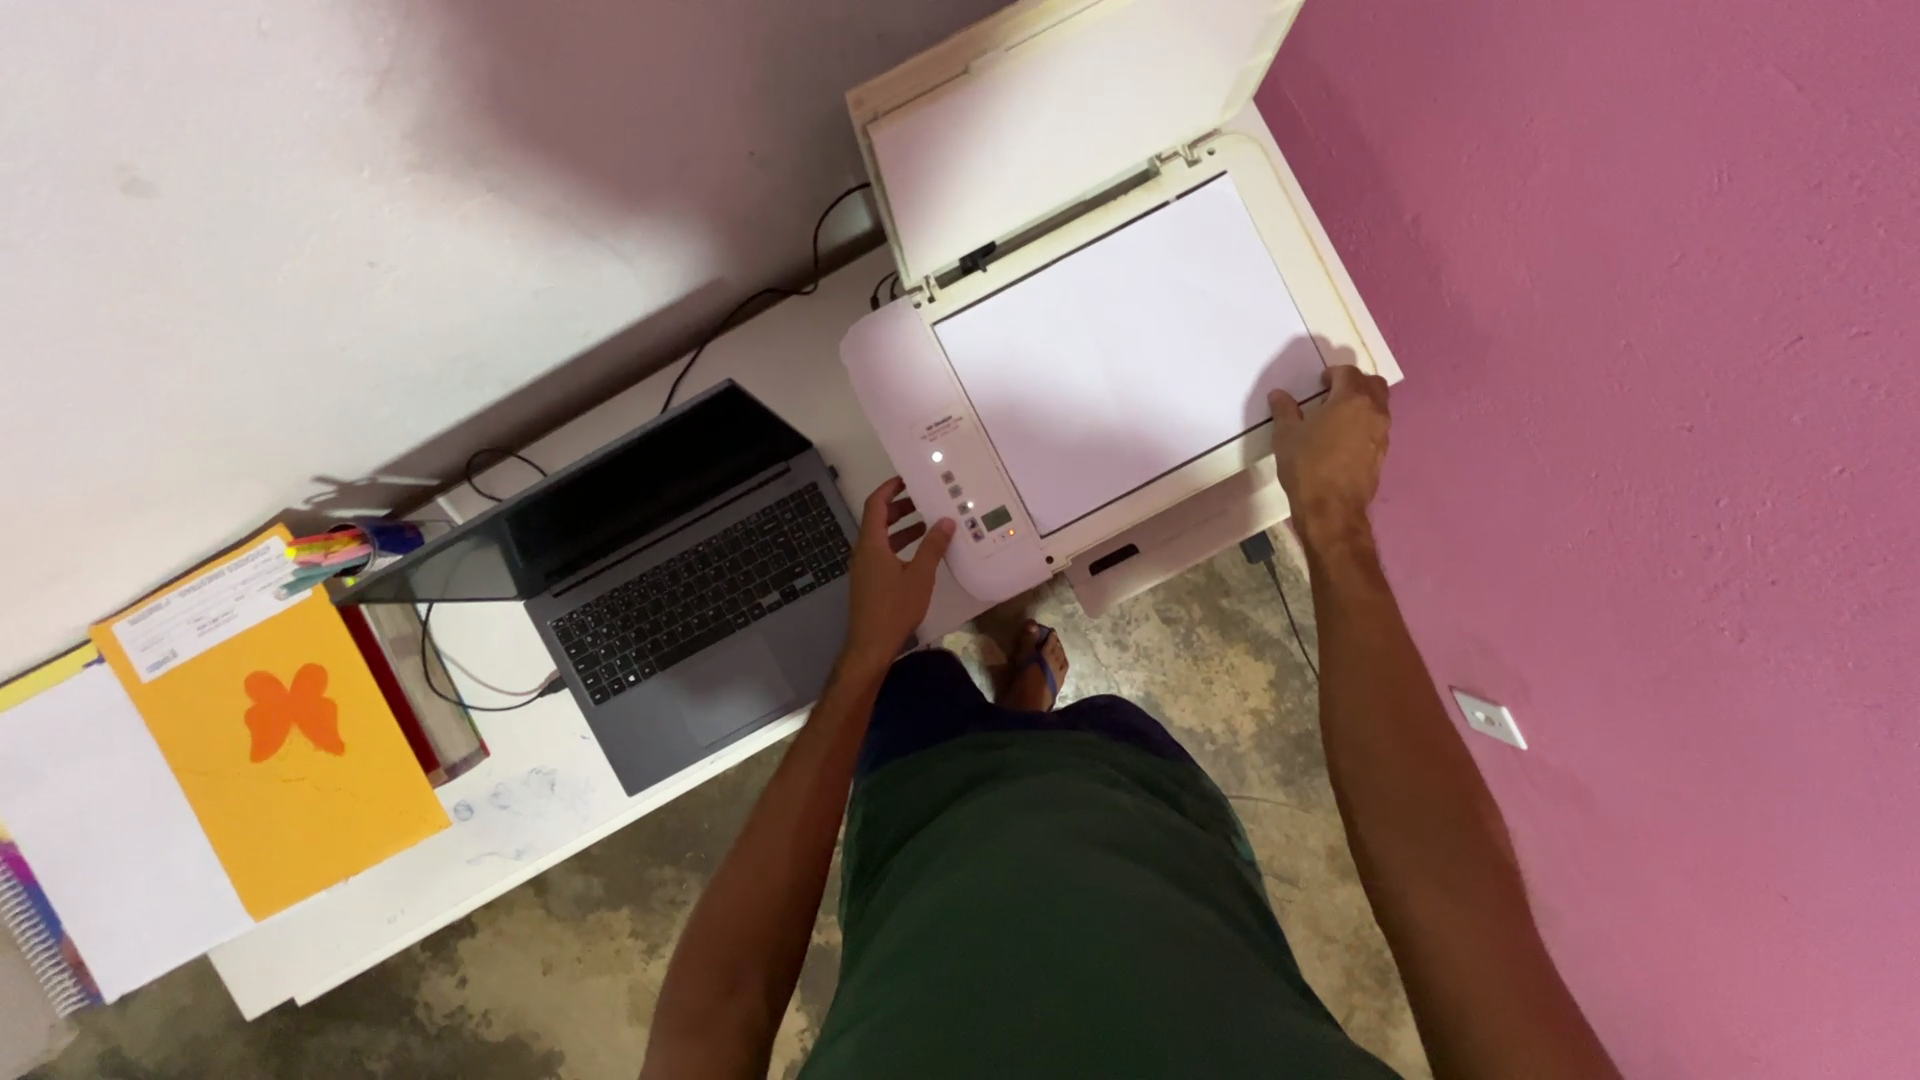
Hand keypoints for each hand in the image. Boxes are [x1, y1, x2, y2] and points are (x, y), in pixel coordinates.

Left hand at [842, 478, 954, 670]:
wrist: (872, 644)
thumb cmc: (895, 607)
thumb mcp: (920, 575)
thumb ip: (933, 546)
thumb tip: (946, 521)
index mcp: (871, 544)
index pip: (875, 505)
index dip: (889, 489)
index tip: (906, 478)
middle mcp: (864, 551)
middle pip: (878, 520)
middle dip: (900, 508)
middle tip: (924, 500)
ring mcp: (865, 568)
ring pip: (882, 539)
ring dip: (902, 528)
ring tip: (928, 524)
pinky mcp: (870, 583)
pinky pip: (884, 554)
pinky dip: (901, 546)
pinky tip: (921, 554)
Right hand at [1269, 365, 1390, 545]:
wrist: (1331, 508)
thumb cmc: (1306, 466)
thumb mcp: (1286, 435)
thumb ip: (1284, 410)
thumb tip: (1278, 395)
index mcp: (1351, 399)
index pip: (1347, 373)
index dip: (1332, 374)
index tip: (1319, 383)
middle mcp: (1374, 410)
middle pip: (1373, 383)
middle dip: (1354, 383)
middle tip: (1331, 394)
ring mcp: (1382, 432)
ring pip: (1378, 405)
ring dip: (1361, 403)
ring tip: (1336, 418)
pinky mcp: (1382, 452)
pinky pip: (1376, 427)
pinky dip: (1363, 423)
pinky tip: (1342, 439)